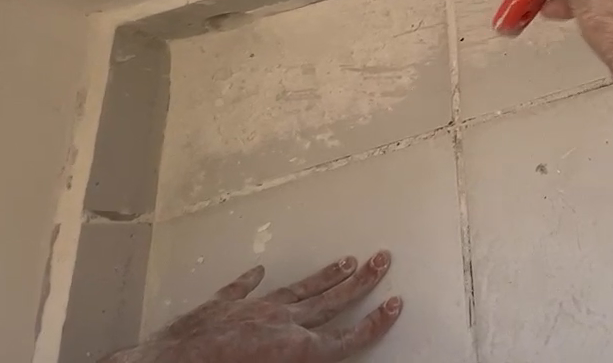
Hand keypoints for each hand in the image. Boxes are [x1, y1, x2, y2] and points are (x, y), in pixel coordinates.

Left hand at [104, 252, 401, 362]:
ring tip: (346, 260)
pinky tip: (259, 271)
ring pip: (296, 291)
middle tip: (382, 258)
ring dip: (322, 277)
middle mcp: (281, 325)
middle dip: (360, 283)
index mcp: (294, 352)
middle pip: (330, 303)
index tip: (395, 304)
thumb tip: (315, 356)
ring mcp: (250, 312)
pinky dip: (250, 282)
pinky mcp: (217, 309)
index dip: (373, 324)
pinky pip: (238, 291)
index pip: (344, 339)